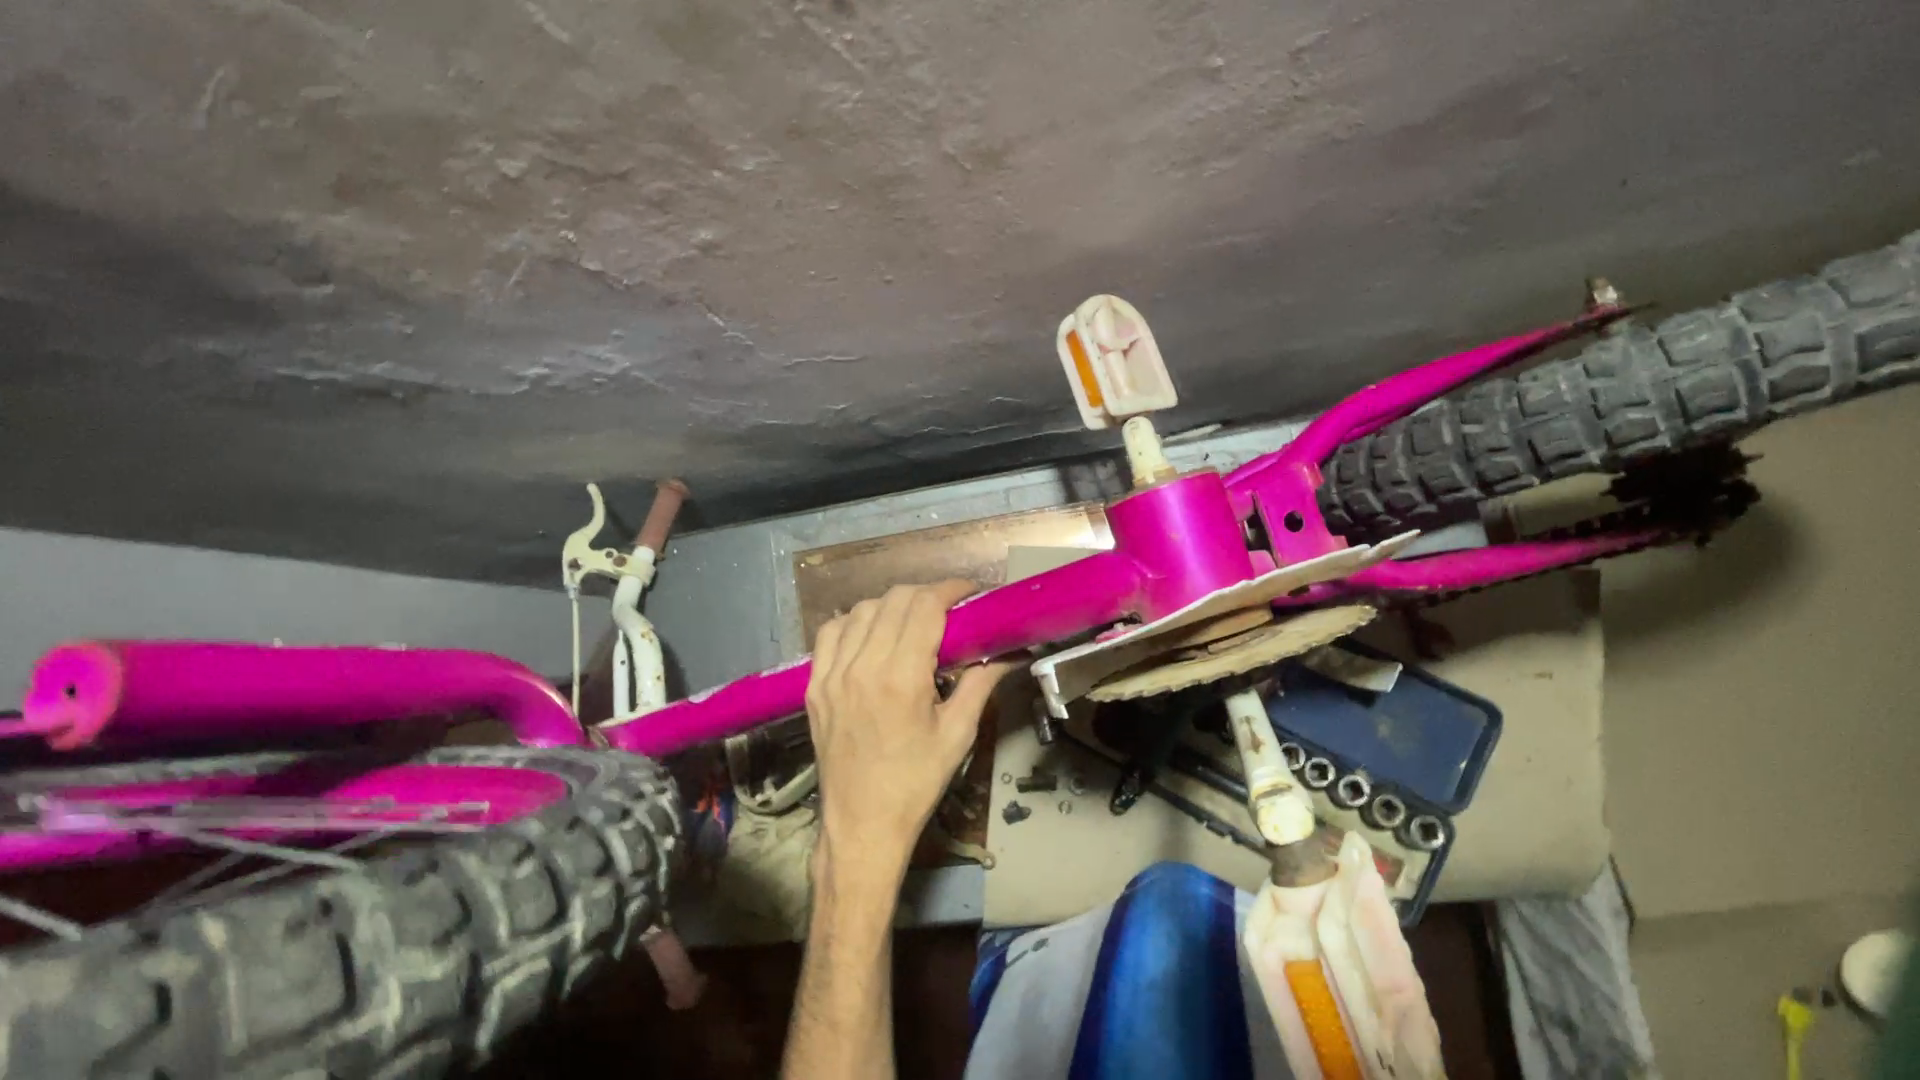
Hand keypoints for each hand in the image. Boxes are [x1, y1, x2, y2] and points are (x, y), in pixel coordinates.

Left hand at [805, 579, 1015, 880]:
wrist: (862, 823)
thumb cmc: (916, 783)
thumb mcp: (957, 734)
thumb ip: (980, 683)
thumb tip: (1010, 650)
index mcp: (902, 678)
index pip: (925, 606)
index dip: (950, 589)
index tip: (970, 592)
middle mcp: (863, 666)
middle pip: (894, 600)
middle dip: (926, 594)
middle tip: (949, 609)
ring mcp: (832, 674)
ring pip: (861, 610)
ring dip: (891, 605)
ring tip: (912, 620)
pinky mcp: (814, 686)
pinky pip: (830, 633)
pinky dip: (853, 622)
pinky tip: (870, 633)